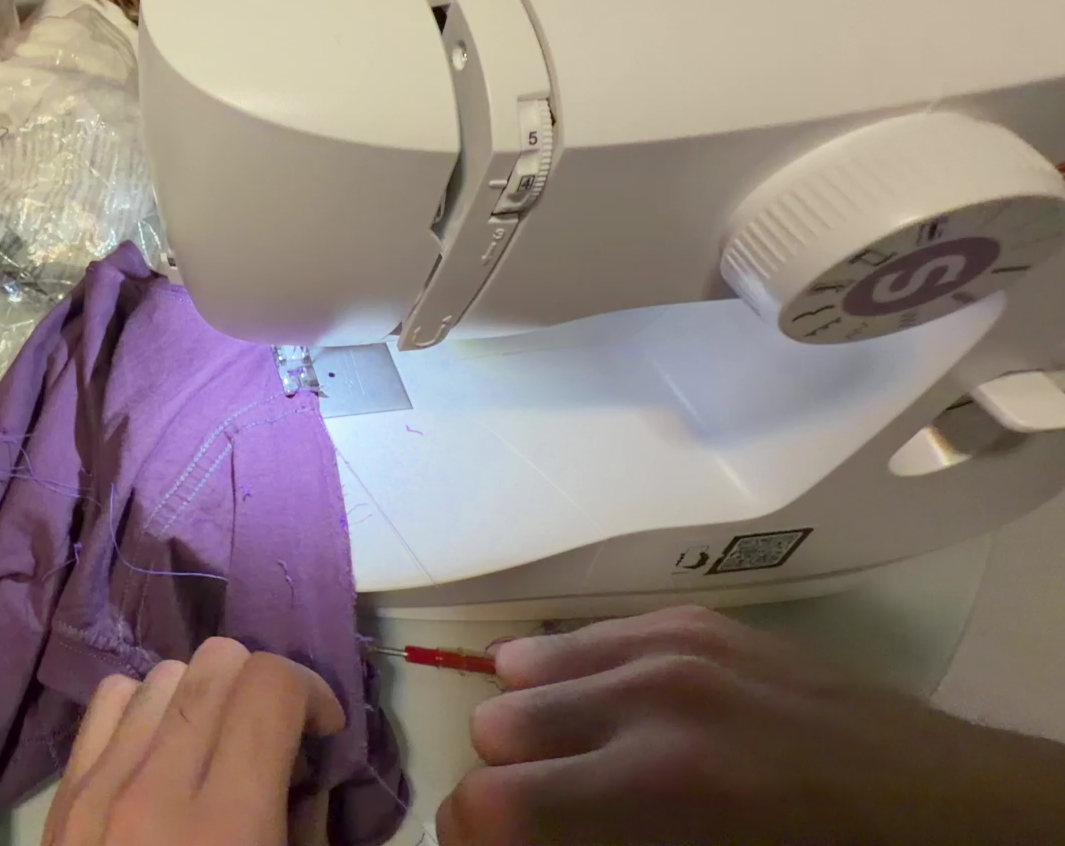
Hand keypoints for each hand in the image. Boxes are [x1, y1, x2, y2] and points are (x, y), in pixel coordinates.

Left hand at [43, 637, 343, 845]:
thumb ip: (310, 828)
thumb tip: (305, 764)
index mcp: (224, 826)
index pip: (268, 684)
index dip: (310, 691)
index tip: (323, 730)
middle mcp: (153, 787)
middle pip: (216, 661)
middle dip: (261, 684)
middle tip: (278, 734)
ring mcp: (97, 785)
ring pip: (165, 672)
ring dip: (205, 694)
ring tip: (219, 745)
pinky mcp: (65, 794)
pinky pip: (112, 699)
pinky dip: (148, 706)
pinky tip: (163, 751)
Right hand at [438, 605, 1064, 845]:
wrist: (973, 811)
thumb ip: (603, 843)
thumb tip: (525, 832)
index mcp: (662, 785)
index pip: (501, 799)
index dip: (469, 827)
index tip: (475, 839)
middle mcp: (647, 698)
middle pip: (497, 722)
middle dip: (509, 771)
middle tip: (548, 801)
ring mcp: (665, 644)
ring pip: (520, 663)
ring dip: (535, 713)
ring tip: (577, 746)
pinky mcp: (686, 619)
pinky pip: (580, 636)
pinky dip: (575, 674)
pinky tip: (615, 706)